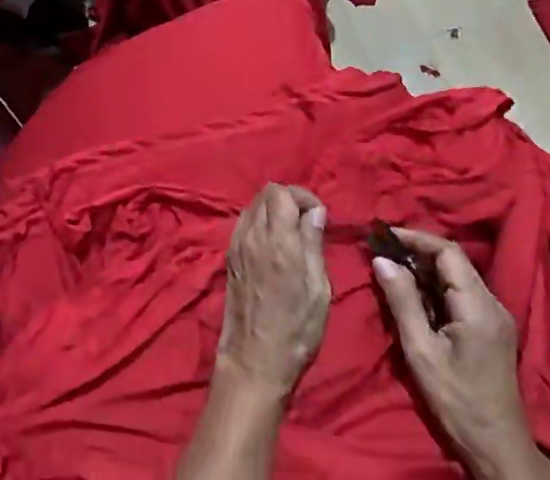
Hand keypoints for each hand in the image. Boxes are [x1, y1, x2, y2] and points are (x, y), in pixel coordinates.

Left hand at [217, 184, 331, 397]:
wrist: (254, 357)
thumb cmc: (296, 329)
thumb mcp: (318, 289)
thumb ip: (313, 243)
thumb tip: (315, 211)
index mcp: (277, 241)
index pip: (281, 192)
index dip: (303, 196)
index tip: (320, 216)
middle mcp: (251, 234)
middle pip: (265, 193)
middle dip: (288, 199)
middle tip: (308, 222)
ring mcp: (236, 243)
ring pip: (253, 206)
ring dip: (273, 210)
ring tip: (293, 234)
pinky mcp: (229, 254)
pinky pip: (244, 223)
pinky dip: (261, 222)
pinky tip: (275, 244)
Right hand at [373, 228, 549, 479]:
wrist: (497, 446)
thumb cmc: (456, 399)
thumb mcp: (421, 350)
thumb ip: (402, 300)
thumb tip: (381, 260)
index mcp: (478, 307)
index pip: (448, 252)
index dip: (414, 238)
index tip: (382, 237)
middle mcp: (493, 305)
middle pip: (454, 260)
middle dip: (415, 250)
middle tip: (380, 251)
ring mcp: (495, 317)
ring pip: (456, 275)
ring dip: (423, 267)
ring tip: (389, 268)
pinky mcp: (491, 328)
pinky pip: (460, 292)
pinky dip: (433, 285)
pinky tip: (411, 293)